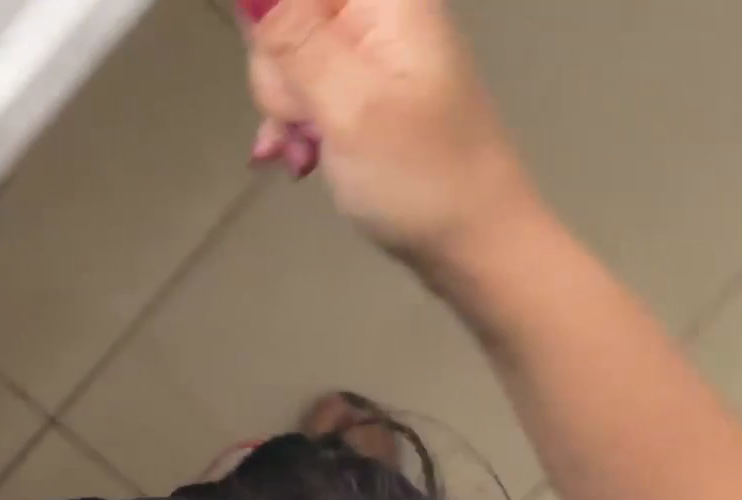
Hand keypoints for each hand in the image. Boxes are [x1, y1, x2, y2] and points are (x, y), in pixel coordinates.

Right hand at [244, 0, 537, 261]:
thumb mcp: (351, 108)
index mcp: (385, 4)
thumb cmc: (417, 173)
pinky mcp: (356, 94)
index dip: (277, 21)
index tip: (284, 69)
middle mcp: (375, 19)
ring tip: (309, 148)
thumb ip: (299, 45)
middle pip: (287, 21)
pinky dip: (291, 130)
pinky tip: (301, 159)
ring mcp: (366, 59)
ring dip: (282, 112)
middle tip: (308, 117)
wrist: (463, 234)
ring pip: (285, 65)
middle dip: (278, 76)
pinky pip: (299, 97)